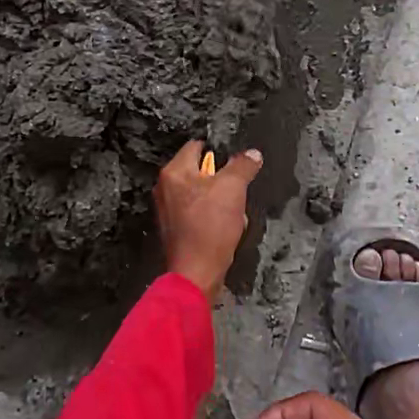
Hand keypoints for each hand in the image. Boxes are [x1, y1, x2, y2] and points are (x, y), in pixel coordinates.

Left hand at [154, 140, 259, 301]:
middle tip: (235, 189)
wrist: (198, 272)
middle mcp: (166, 188)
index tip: (234, 159)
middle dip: (222, 179)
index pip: (196, 145)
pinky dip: (213, 216)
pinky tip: (225, 227)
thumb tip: (252, 155)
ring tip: (231, 211)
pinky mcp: (176, 228)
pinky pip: (199, 212)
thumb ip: (243, 166)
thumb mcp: (233, 188)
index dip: (218, 149)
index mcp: (174, 172)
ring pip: (202, 193)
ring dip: (221, 199)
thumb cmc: (210, 227)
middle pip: (200, 170)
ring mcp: (169, 210)